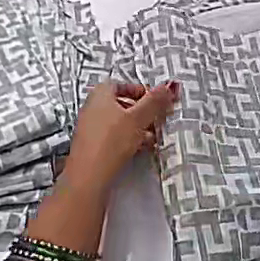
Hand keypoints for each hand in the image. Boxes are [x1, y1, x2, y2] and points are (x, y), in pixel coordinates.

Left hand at [61, 80, 179, 192]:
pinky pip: (115, 136)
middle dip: (143, 112)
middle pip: (123, 104)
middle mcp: (93, 107)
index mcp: (100, 94)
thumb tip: (170, 86)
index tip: (156, 100)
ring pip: (120, 122)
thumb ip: (155, 101)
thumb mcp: (138, 118)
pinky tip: (140, 149)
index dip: (141, 91)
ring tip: (153, 137)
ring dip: (138, 127)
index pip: (123, 84)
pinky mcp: (94, 145)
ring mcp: (92, 127)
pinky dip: (129, 139)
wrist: (89, 175)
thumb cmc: (111, 141)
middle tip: (158, 119)